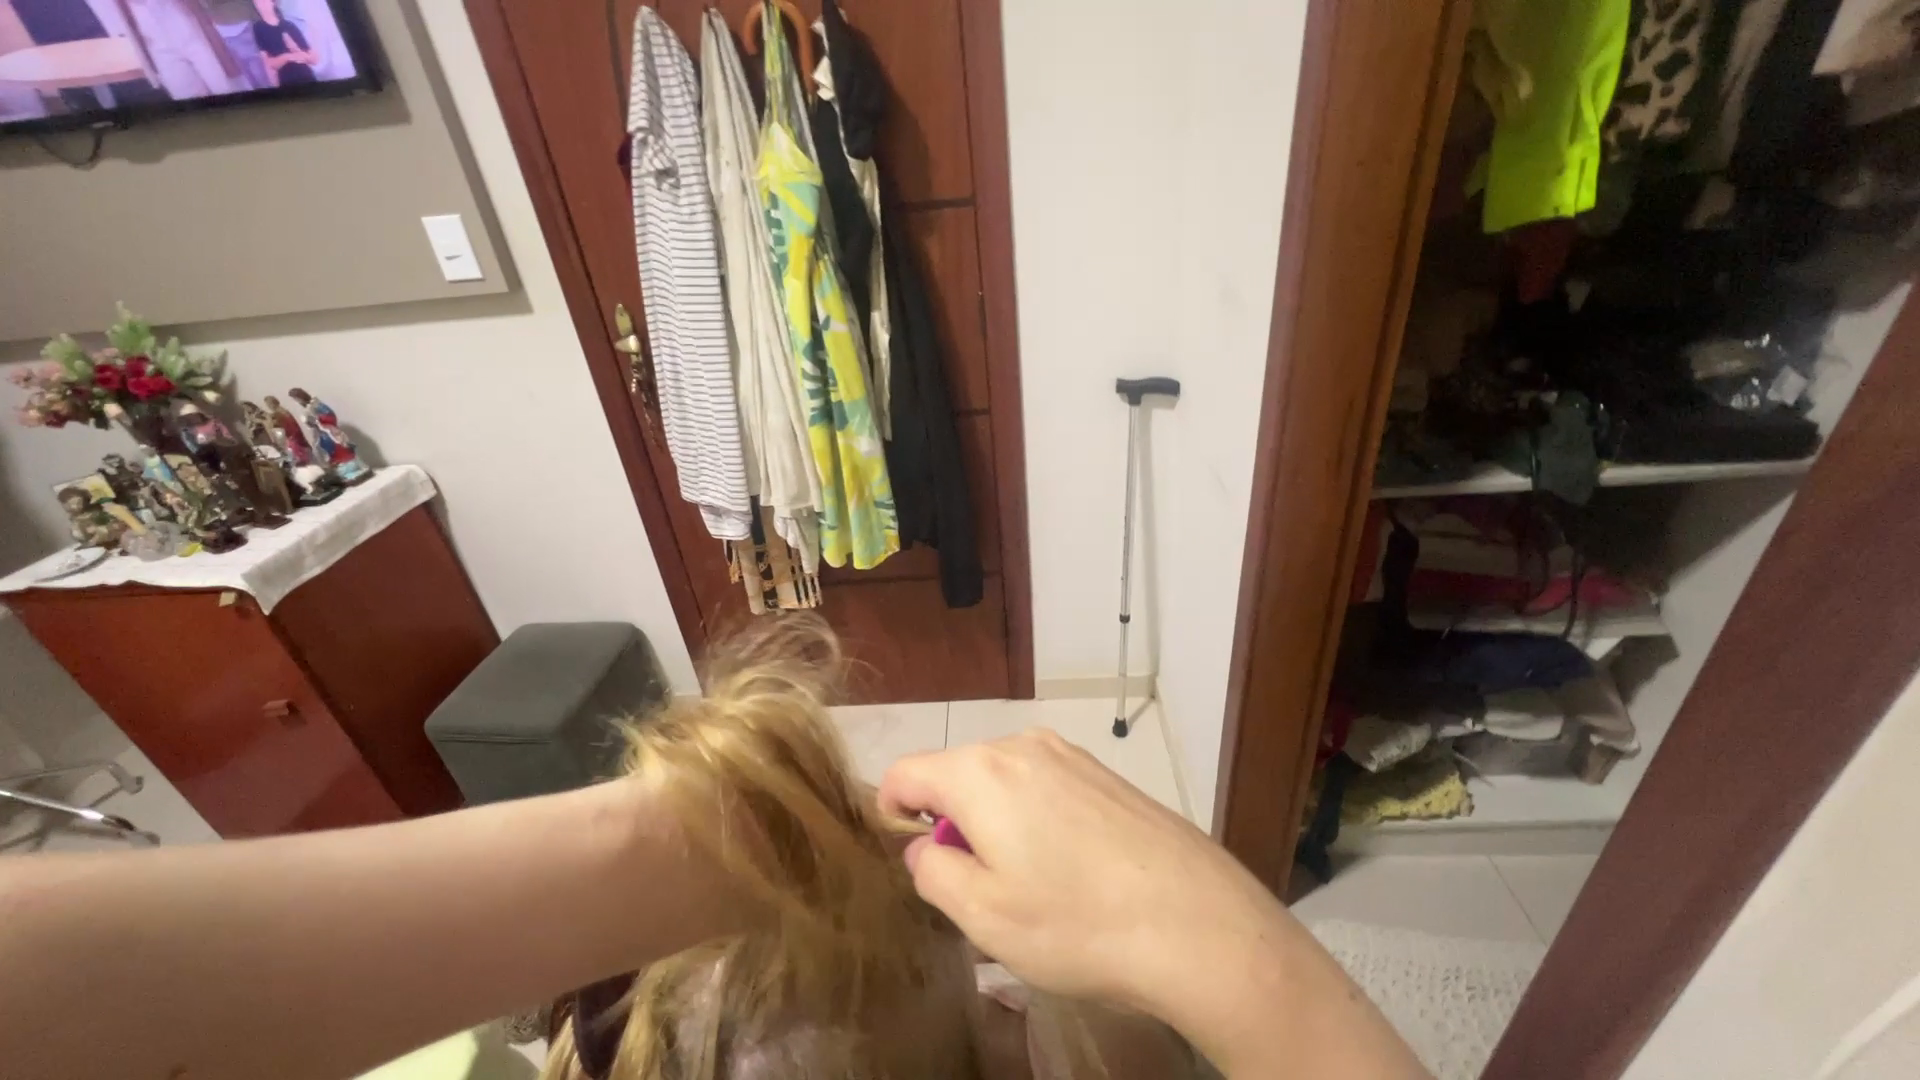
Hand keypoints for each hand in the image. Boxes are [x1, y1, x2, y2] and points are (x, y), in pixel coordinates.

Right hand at [877, 731, 1283, 1016]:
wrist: (1197, 921)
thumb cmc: (1076, 922)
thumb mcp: (984, 915)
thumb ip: (933, 871)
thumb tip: (926, 846)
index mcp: (980, 771)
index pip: (905, 772)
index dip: (892, 813)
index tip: (913, 859)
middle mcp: (1022, 745)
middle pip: (956, 773)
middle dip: (952, 822)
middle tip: (978, 888)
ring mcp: (1070, 755)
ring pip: (1003, 781)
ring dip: (996, 822)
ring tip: (1031, 884)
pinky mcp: (1105, 772)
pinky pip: (1045, 785)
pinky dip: (1036, 818)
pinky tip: (1072, 868)